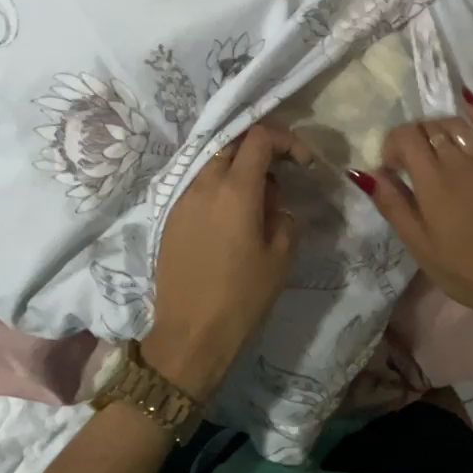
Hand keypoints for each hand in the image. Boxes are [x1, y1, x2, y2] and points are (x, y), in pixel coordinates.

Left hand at [144, 126, 305, 398]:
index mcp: (235, 189)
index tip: (301, 163)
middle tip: (280, 175)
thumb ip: (283, 216)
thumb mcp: (280, 257)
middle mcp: (205, 183)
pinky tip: (231, 217)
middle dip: (260, 150)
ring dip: (237, 168)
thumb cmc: (241, 297)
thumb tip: (274, 203)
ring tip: (256, 200)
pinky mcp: (171, 215)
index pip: (260, 137)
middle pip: (232, 143)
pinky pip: (198, 184)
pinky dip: (218, 186)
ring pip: (213, 162)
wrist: (189, 335)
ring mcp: (183, 197)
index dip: (286, 140)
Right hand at [352, 93, 472, 314]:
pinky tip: (467, 103)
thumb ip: (391, 203)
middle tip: (410, 160)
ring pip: (457, 124)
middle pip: (430, 127)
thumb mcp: (417, 242)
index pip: (406, 136)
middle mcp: (459, 160)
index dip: (393, 144)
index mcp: (432, 179)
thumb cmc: (461, 267)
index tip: (391, 167)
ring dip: (439, 126)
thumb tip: (365, 172)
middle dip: (414, 136)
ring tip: (434, 143)